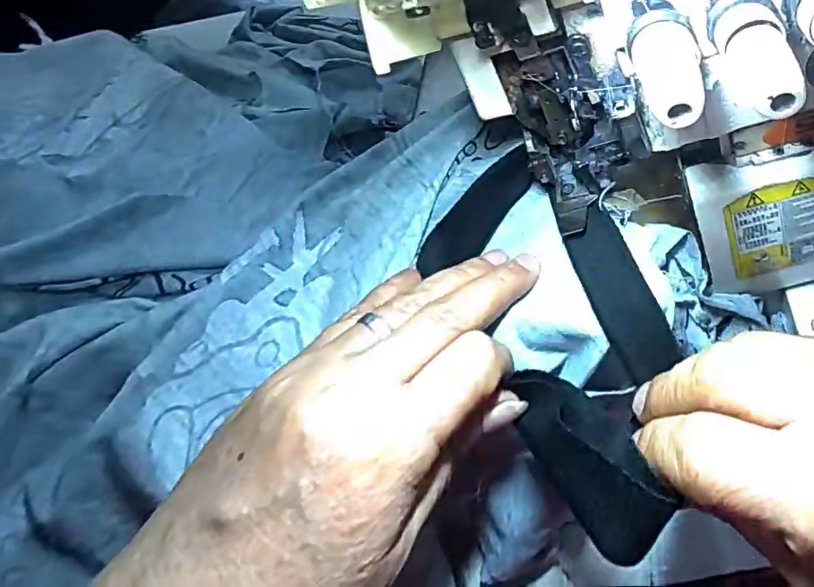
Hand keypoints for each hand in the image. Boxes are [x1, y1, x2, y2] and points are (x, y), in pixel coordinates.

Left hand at [98, 252, 539, 586]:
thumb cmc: (307, 586)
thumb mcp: (396, 544)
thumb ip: (453, 458)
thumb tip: (507, 400)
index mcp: (385, 446)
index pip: (469, 363)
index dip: (499, 361)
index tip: (507, 374)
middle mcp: (350, 390)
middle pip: (438, 316)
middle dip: (489, 284)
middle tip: (527, 262)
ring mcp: (312, 369)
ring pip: (397, 304)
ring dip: (449, 277)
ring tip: (489, 259)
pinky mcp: (287, 366)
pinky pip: (352, 314)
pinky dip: (392, 291)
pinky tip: (419, 274)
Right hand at [632, 332, 813, 586]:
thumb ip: (743, 513)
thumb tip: (684, 462)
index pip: (701, 446)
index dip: (657, 447)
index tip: (640, 447)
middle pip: (716, 373)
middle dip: (669, 390)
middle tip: (646, 408)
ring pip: (744, 344)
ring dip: (705, 369)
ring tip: (684, 391)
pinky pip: (787, 343)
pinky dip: (757, 364)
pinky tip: (752, 387)